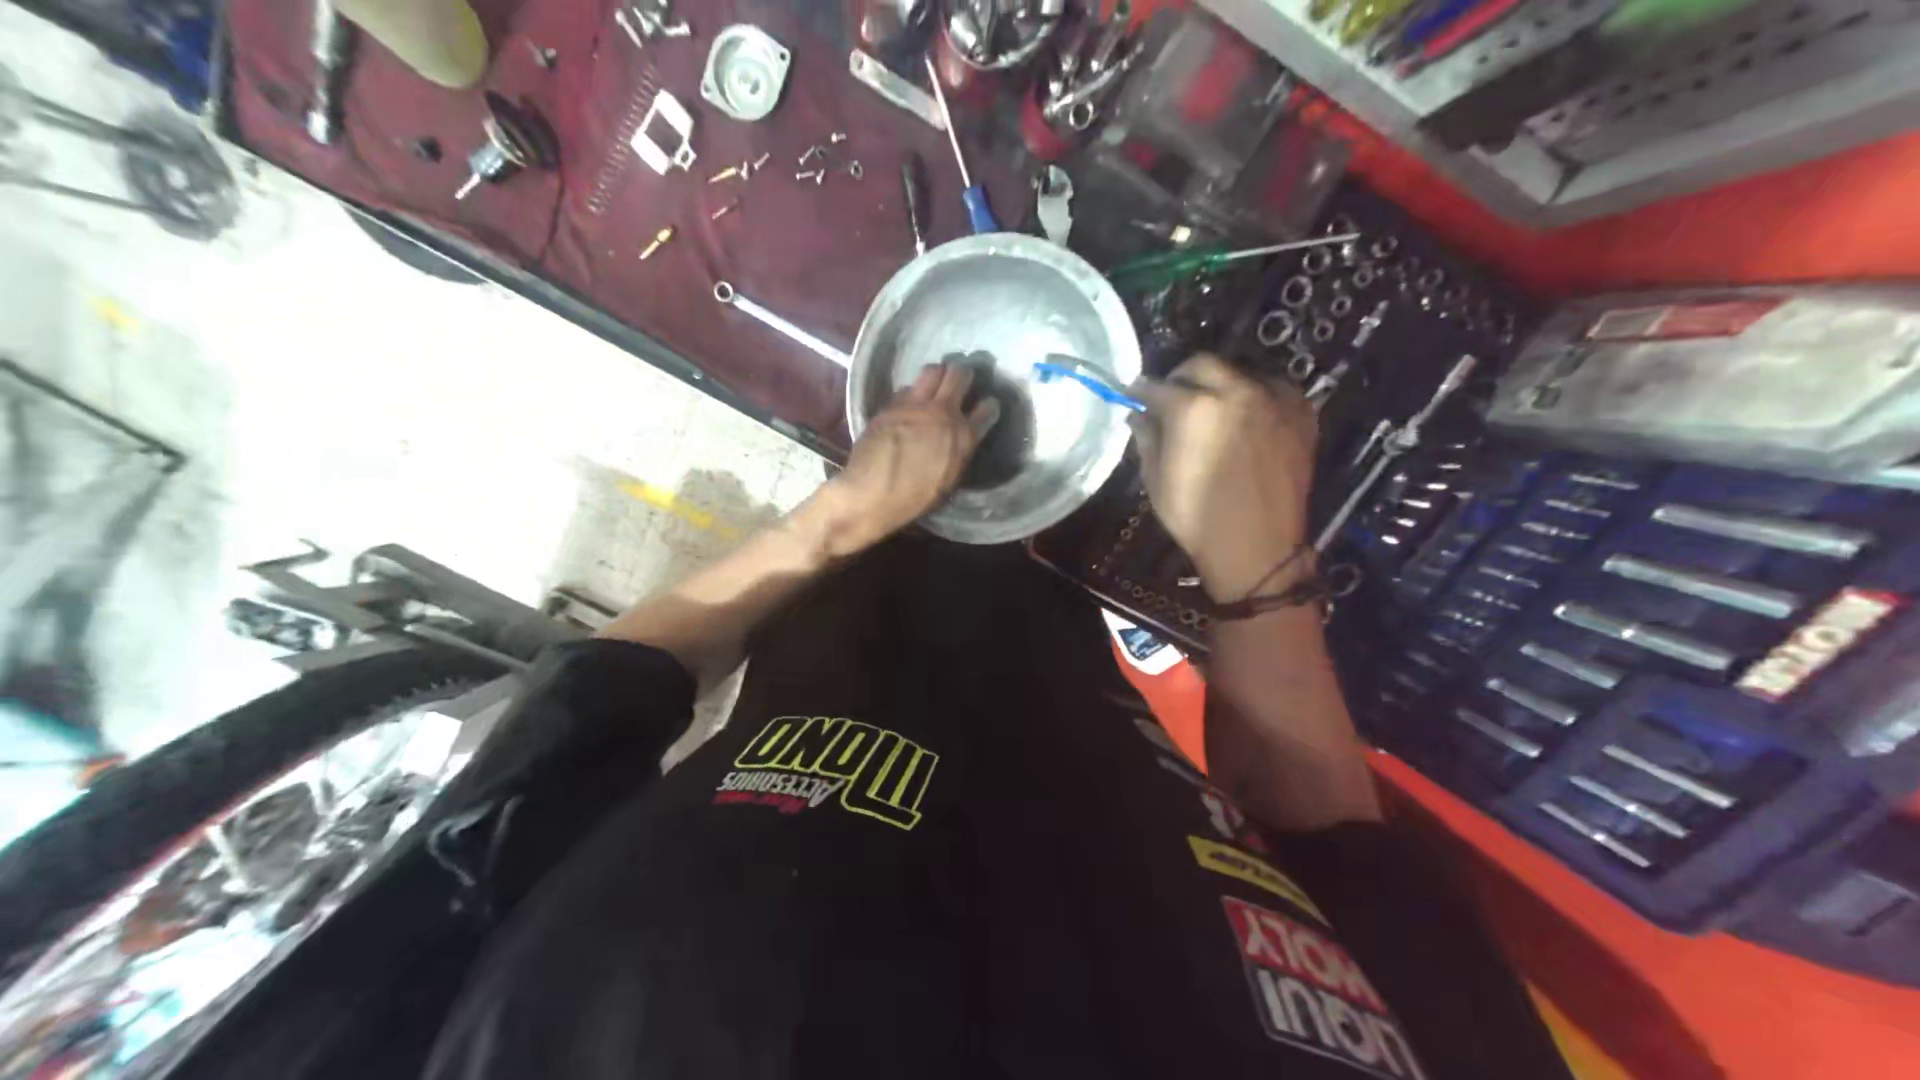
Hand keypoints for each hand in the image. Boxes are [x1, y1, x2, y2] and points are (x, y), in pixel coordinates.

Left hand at [813, 360, 1000, 555]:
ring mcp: (916, 405)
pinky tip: (909, 402)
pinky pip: (907, 388)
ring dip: (938, 373)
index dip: (989, 406)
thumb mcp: (949, 479)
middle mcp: (943, 413)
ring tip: (936, 381)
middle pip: (960, 375)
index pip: (987, 409)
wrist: (873, 492)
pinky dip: (912, 392)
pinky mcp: (892, 405)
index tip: (986, 405)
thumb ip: (958, 452)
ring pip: (933, 370)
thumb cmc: (915, 497)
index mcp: (963, 437)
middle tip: (961, 378)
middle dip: (963, 373)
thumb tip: (958, 440)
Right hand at [1130, 354, 1316, 600]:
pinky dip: (1256, 395)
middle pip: (1202, 364)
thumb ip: (1147, 438)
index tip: (1133, 396)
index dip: (1141, 391)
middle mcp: (1236, 392)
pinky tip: (1247, 416)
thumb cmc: (1197, 518)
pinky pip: (1274, 389)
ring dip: (1220, 383)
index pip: (1158, 386)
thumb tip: (1138, 415)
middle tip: (1172, 397)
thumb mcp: (1156, 480)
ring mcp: (1274, 400)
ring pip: (1240, 372)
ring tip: (1212, 406)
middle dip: (1181, 377)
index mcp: (1194, 408)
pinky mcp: (1301, 414)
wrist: (1257, 548)